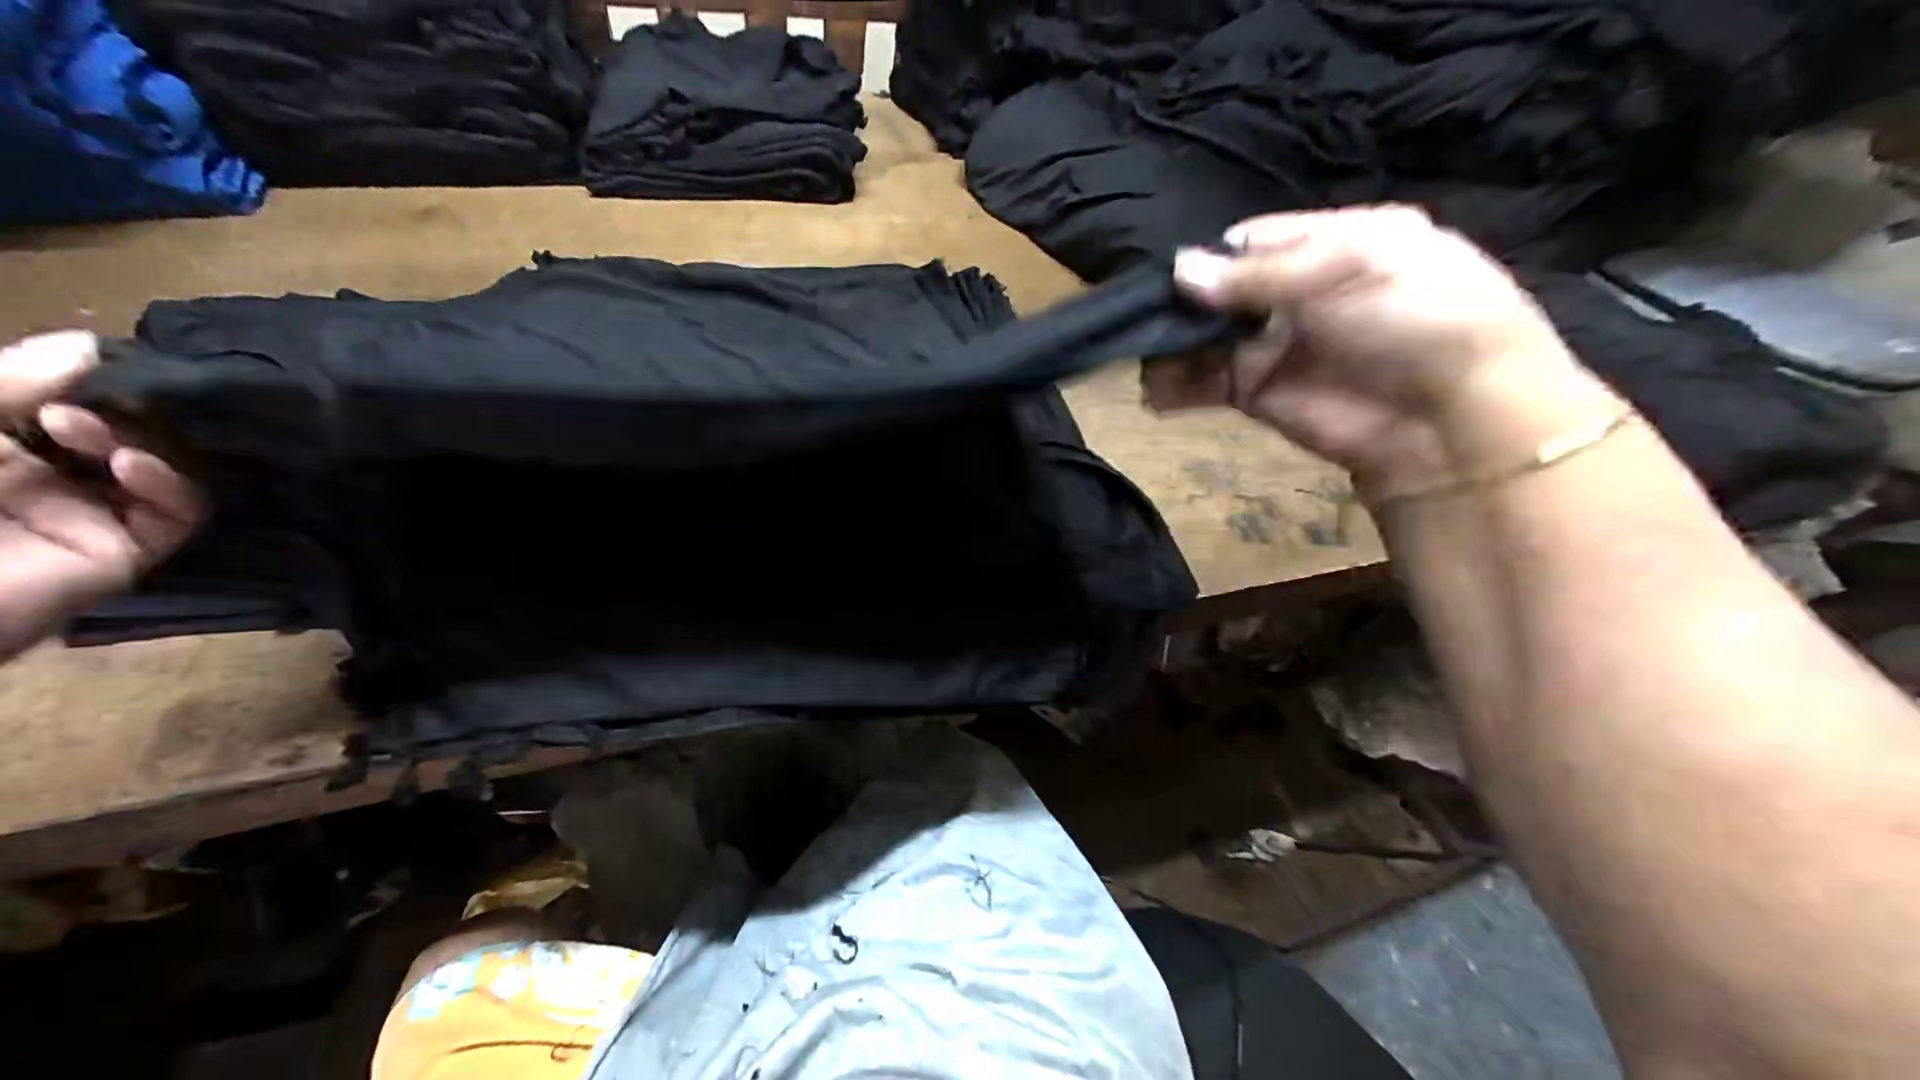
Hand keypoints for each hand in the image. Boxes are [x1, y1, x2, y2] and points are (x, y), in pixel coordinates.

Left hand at [0, 331, 200, 659]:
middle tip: (90, 393)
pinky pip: (179, 514)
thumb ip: (8, 379)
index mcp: (0, 443)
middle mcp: (52, 476)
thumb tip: (94, 342)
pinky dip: (169, 484)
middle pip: (131, 433)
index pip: (76, 403)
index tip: (104, 357)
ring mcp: (93, 516)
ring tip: (75, 426)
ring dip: (139, 441)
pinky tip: (130, 464)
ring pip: (164, 469)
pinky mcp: (127, 552)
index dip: (98, 379)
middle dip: (121, 407)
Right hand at [1148, 205, 1610, 488]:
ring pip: (1203, 338)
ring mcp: (1272, 345)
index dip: (1210, 256)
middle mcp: (1294, 293)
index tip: (1171, 276)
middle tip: (1142, 321)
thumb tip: (1178, 271)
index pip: (1250, 242)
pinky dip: (1173, 388)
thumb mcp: (1345, 271)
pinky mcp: (1255, 394)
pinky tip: (1154, 390)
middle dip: (1181, 305)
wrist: (1447, 418)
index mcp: (1328, 244)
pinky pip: (1202, 384)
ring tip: (1144, 357)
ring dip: (1170, 346)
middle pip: (1218, 292)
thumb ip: (1259, 274)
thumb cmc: (1412, 317)